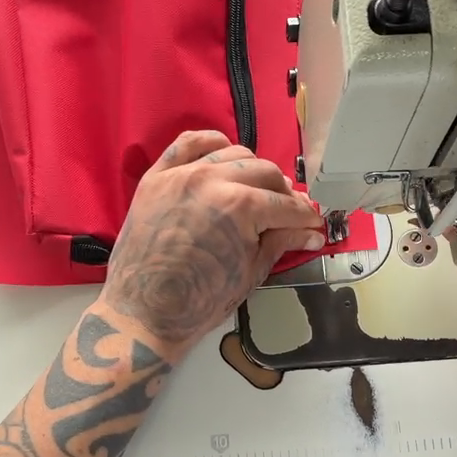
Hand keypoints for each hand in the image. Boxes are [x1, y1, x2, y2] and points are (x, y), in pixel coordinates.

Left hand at [98, 130, 324, 361]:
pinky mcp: (157, 177)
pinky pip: (188, 143)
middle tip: (288, 212)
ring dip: (252, 170)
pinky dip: (211, 144)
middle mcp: (212, 181)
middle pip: (264, 173)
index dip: (305, 217)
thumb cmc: (199, 302)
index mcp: (240, 207)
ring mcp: (181, 175)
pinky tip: (223, 155)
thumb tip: (310, 232)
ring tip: (257, 191)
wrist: (143, 313)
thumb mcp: (249, 274)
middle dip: (283, 194)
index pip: (285, 206)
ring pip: (232, 154)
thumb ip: (280, 243)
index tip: (314, 224)